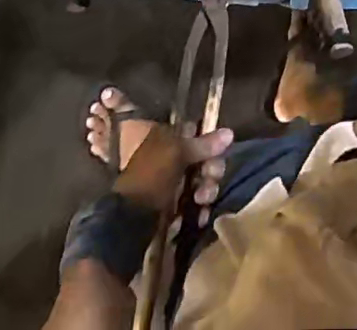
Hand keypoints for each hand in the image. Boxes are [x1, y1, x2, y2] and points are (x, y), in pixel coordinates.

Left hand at [112, 122, 233, 219]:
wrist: (126, 224)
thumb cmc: (150, 179)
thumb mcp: (176, 154)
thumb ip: (203, 144)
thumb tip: (230, 133)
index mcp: (167, 139)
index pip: (197, 132)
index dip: (210, 141)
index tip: (217, 152)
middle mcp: (171, 158)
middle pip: (204, 157)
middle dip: (212, 169)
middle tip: (209, 178)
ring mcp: (172, 184)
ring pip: (203, 181)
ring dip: (208, 190)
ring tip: (202, 200)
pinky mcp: (174, 207)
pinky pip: (196, 203)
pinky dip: (200, 209)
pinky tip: (200, 216)